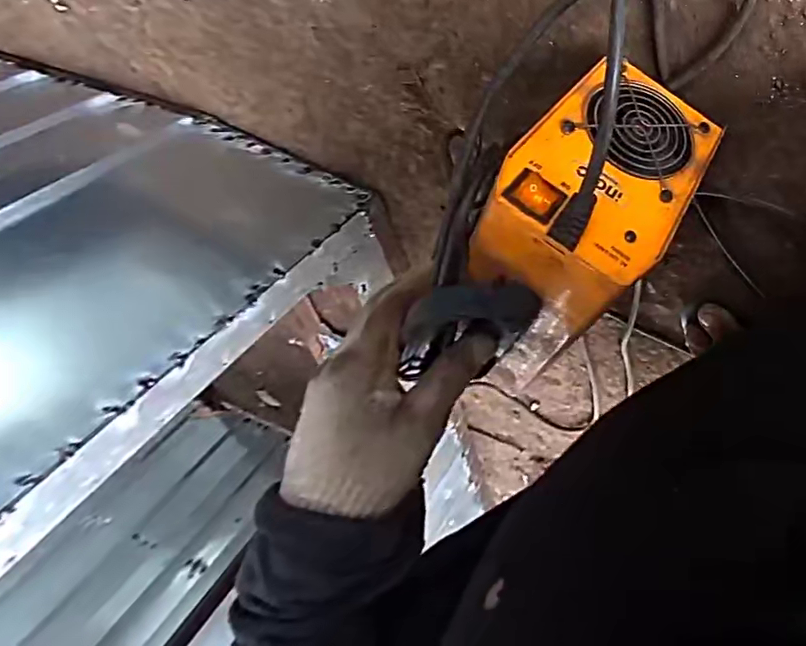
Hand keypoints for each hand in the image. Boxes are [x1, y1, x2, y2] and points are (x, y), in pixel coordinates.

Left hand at [280, 268, 497, 518]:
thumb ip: (453, 371)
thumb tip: (485, 334)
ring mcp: (327, 384)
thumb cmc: (375, 473)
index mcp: (356, 362)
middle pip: (376, 315)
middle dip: (414, 297)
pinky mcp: (327, 403)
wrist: (321, 536)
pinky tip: (416, 356)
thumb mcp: (423, 421)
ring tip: (444, 319)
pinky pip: (363, 357)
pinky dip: (391, 344)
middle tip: (455, 291)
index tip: (452, 268)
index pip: (388, 303)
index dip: (419, 280)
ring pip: (369, 336)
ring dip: (403, 321)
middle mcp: (335, 364)